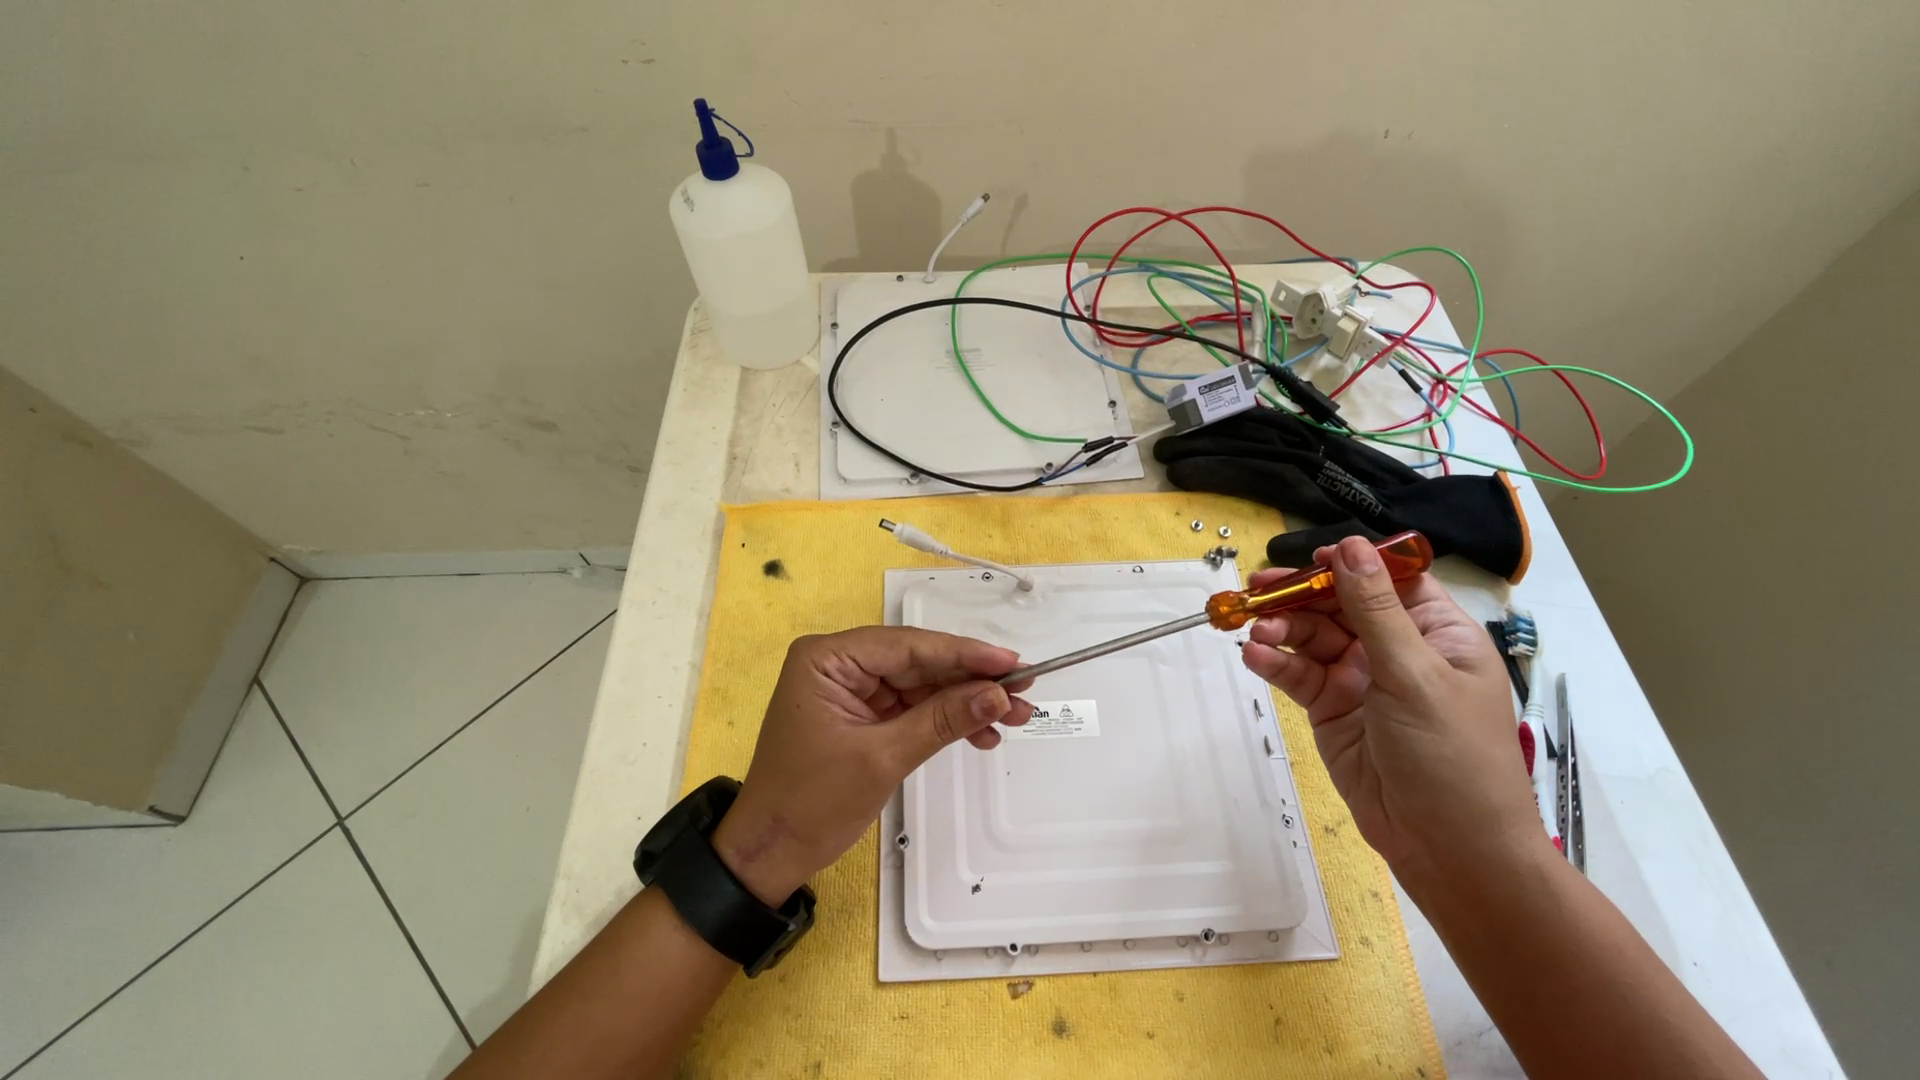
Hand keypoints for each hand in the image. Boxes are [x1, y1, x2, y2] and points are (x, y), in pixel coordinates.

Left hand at [710, 627, 1034, 903]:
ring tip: (1015, 716)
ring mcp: (850, 690)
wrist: (769, 854)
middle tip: (1024, 691)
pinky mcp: (861, 716)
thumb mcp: (882, 758)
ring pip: (921, 685)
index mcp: (828, 658)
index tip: (1013, 662)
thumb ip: (942, 720)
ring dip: (965, 701)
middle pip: (919, 662)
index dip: (965, 653)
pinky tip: (981, 733)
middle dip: (971, 680)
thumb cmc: (812, 803)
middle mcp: (839, 664)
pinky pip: (911, 708)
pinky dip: (945, 721)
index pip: (908, 646)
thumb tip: (998, 693)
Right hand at [1239, 535, 1543, 876]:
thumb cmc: (1451, 754)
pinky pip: (1298, 676)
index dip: (1352, 564)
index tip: (1311, 558)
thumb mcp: (1414, 674)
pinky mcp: (1331, 710)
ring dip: (1283, 630)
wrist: (1447, 846)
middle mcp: (1398, 650)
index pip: (1391, 580)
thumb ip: (1374, 610)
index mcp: (1437, 632)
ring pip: (1313, 638)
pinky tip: (1256, 658)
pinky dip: (1276, 664)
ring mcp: (1362, 680)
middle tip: (1258, 588)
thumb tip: (1350, 547)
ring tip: (1258, 634)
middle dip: (1300, 595)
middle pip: (1340, 605)